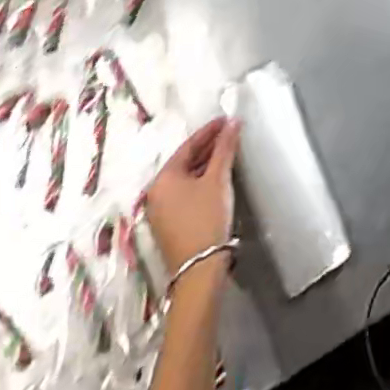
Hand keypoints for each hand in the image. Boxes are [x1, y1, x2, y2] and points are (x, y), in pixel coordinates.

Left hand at [145, 116, 239, 271]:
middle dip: (208, 146)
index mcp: (163, 178)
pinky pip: (186, 192)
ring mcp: (161, 210)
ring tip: (227, 150)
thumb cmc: (206, 219)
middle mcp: (156, 191)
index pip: (188, 146)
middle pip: (186, 161)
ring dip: (206, 163)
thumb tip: (233, 122)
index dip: (210, 130)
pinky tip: (217, 176)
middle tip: (230, 132)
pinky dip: (201, 181)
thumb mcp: (218, 180)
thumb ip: (225, 149)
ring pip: (186, 177)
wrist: (200, 270)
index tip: (227, 119)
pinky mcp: (170, 224)